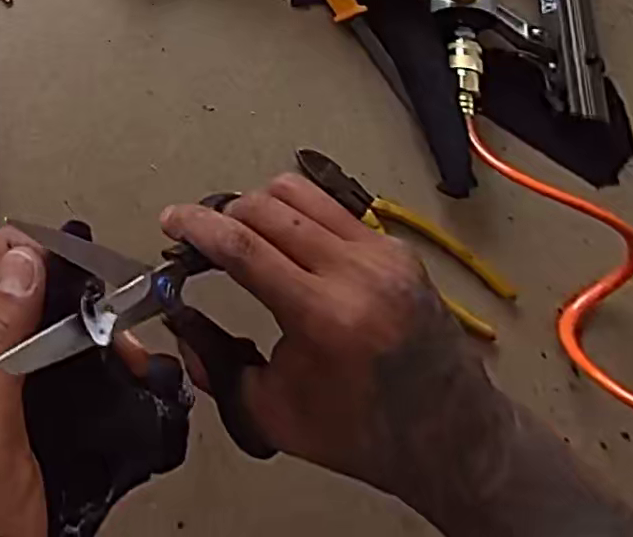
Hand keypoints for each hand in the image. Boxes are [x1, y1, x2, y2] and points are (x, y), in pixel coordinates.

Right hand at [164, 172, 493, 496]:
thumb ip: (211, 363)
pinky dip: (292, 210)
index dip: (195, 224)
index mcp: (325, 320)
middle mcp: (357, 277)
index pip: (242, 247)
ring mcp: (381, 256)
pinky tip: (286, 238)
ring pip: (292, 190)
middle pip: (260, 208)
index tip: (171, 220)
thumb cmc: (365, 434)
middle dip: (218, 215)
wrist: (461, 441)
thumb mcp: (272, 413)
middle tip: (204, 237)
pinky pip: (326, 203)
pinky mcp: (394, 248)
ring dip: (254, 205)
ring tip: (245, 233)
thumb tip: (177, 318)